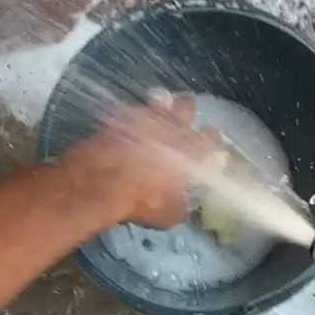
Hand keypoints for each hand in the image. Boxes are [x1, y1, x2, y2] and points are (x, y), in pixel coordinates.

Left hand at [59, 94, 219, 227]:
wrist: (103, 182)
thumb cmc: (145, 199)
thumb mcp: (169, 214)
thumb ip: (180, 205)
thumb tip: (181, 205)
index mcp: (191, 151)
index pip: (211, 138)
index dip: (211, 139)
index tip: (208, 143)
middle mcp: (172, 130)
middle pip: (187, 106)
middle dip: (187, 109)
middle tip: (183, 116)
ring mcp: (144, 120)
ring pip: (159, 101)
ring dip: (159, 106)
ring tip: (156, 110)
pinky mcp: (118, 119)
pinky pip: (130, 110)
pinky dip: (130, 114)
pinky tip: (126, 119)